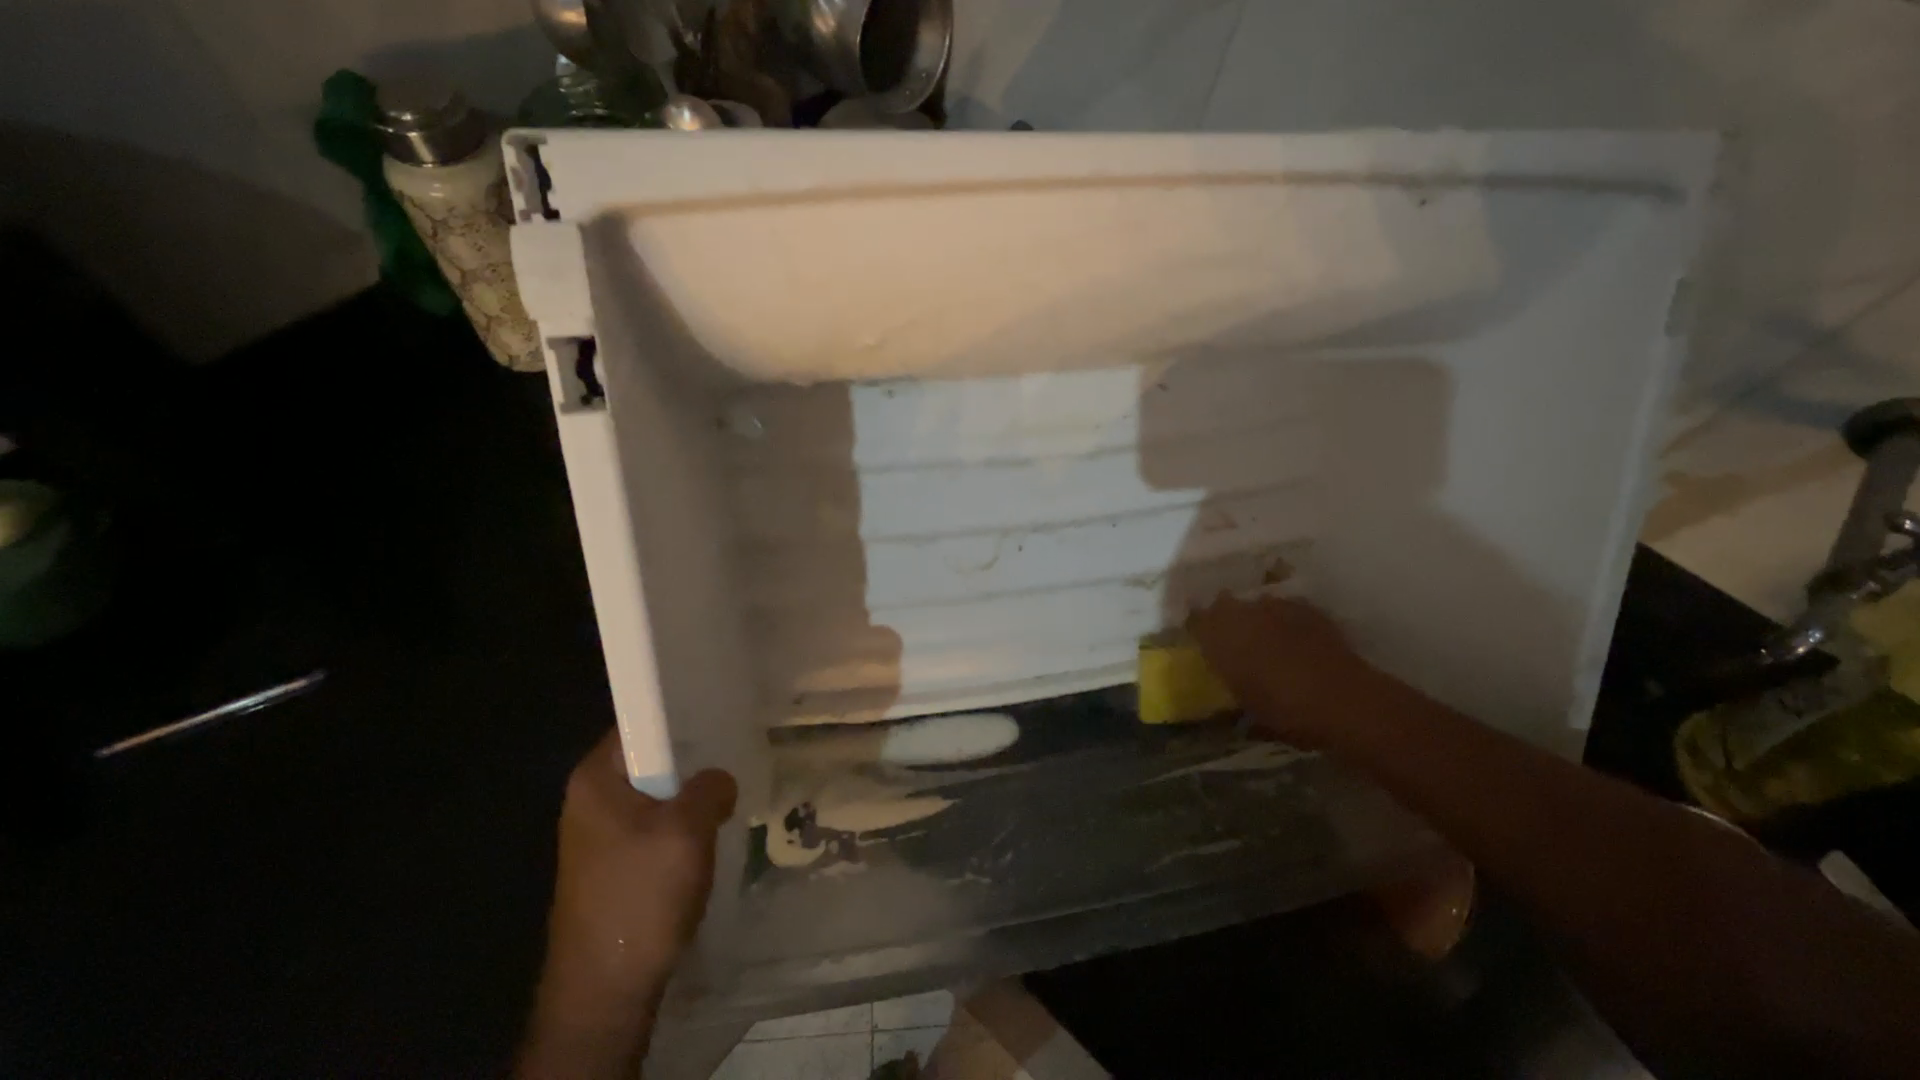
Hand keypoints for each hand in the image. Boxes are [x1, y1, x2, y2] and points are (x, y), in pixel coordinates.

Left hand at [518, 732, 736, 1079]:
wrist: (605, 986)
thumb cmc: (640, 895)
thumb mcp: (686, 831)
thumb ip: (708, 788)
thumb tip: (717, 780)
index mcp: (595, 778)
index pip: (637, 723)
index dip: (678, 715)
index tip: (720, 715)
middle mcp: (589, 801)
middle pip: (648, 762)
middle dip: (690, 763)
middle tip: (734, 759)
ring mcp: (598, 838)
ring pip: (654, 800)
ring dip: (688, 803)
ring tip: (728, 800)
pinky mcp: (611, 870)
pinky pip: (651, 833)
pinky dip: (679, 833)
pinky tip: (708, 842)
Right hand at [1186, 594, 1385, 748]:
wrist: (1343, 699)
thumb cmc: (1284, 710)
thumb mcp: (1248, 708)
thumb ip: (1234, 690)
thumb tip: (1230, 695)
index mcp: (1219, 636)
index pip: (1195, 619)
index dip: (1197, 629)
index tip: (1200, 641)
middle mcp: (1242, 613)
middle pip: (1224, 605)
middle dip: (1225, 618)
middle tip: (1232, 641)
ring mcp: (1277, 606)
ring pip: (1257, 604)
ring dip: (1257, 617)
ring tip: (1267, 639)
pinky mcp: (1307, 608)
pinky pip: (1287, 609)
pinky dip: (1286, 621)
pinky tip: (1295, 639)